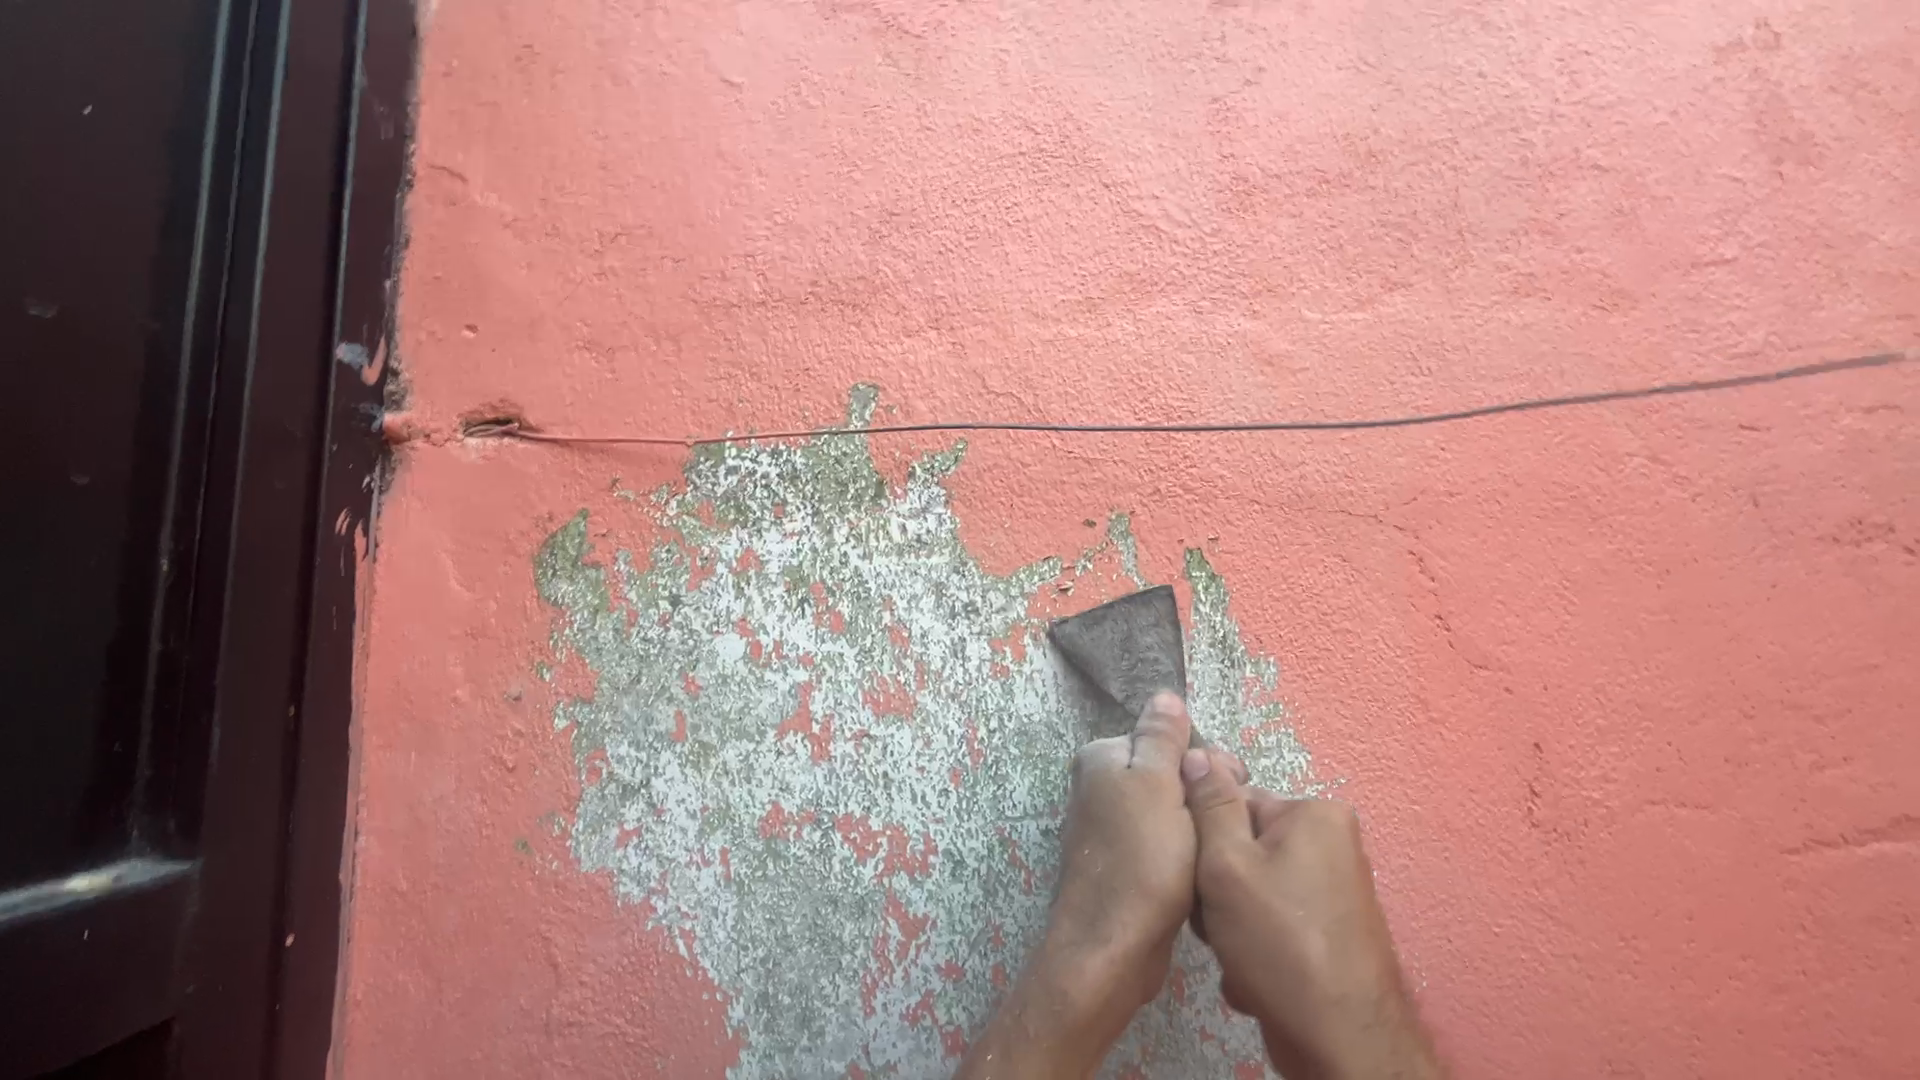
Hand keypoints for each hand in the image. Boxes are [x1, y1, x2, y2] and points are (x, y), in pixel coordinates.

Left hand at [956, 693, 1196, 1077]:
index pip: (1167, 740)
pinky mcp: (1124, 864)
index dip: (1204, 760)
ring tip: (1218, 851)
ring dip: (1199, 828)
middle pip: (1170, 775)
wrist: (1112, 947)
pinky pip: (1165, 845)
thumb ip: (1162, 738)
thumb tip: (1164, 694)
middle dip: (1204, 795)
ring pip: (1172, 813)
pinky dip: (1186, 855)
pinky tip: (1201, 874)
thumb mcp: (1158, 784)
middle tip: (1228, 825)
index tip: (1234, 785)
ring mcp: (1110, 828)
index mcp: (1102, 758)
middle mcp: (1099, 786)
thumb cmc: (1141, 858)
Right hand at [1182, 748, 1442, 1079]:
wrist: (1342, 1044)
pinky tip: (1254, 975)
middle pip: (1241, 845)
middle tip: (1217, 922)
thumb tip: (1196, 751)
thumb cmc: (1280, 943)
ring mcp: (1332, 889)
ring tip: (1237, 953)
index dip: (1205, 840)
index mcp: (1314, 813)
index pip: (1232, 802)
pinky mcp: (1328, 930)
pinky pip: (1272, 919)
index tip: (1199, 876)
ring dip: (1230, 922)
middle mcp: (1330, 843)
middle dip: (1218, 888)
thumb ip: (1208, 805)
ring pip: (1250, 888)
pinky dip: (1255, 944)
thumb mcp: (1226, 863)